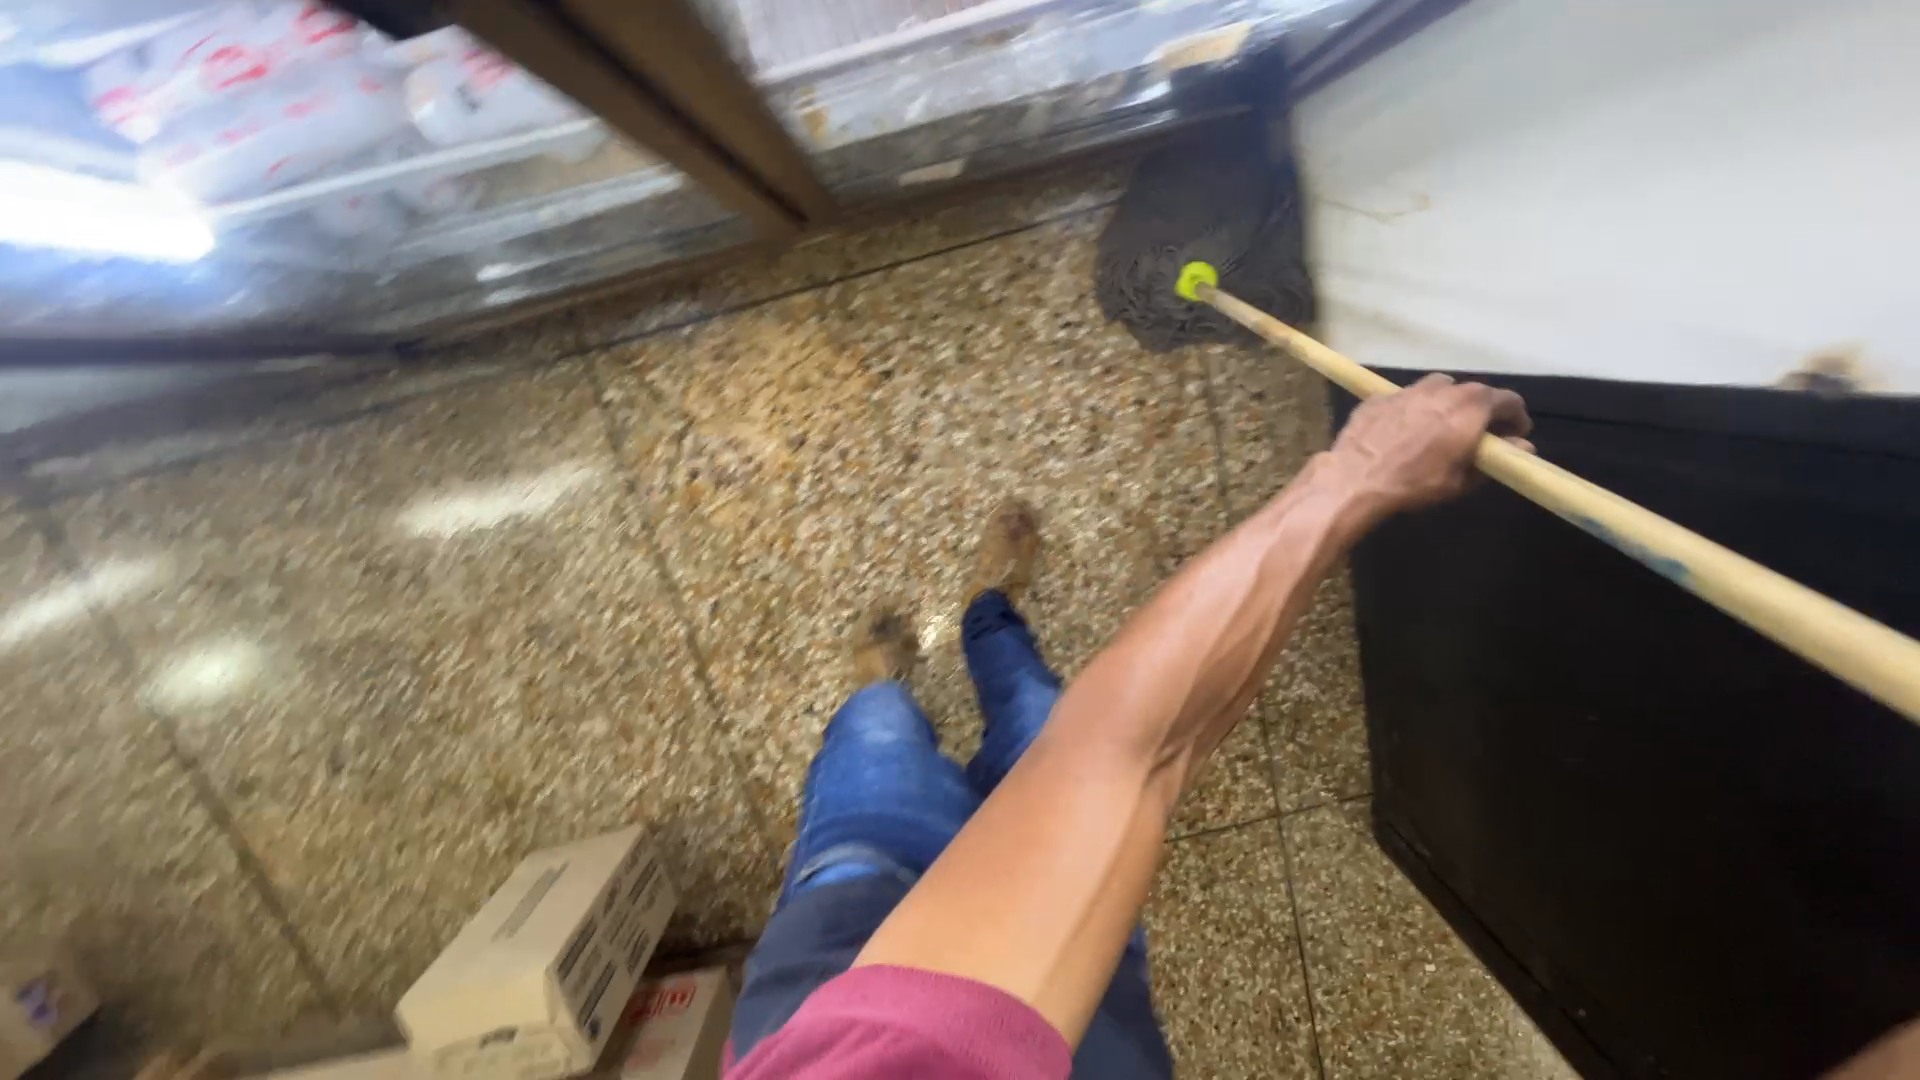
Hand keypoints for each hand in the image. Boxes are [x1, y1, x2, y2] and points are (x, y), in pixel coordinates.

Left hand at [1326, 373, 1532, 517]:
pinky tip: (1402, 429)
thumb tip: (1523, 446)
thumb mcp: (1461, 480)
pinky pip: (1403, 398)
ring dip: (1445, 402)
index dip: (1514, 417)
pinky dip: (1411, 408)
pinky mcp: (1378, 398)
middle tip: (1475, 432)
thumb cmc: (1414, 483)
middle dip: (1479, 409)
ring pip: (1437, 387)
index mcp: (1470, 407)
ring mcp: (1406, 390)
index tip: (1512, 434)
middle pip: (1472, 391)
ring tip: (1438, 425)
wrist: (1354, 479)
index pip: (1508, 400)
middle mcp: (1442, 390)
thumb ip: (1496, 459)